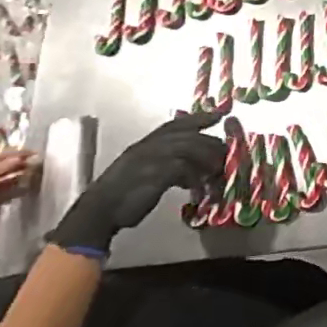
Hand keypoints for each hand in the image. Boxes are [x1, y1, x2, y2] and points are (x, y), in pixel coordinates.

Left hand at [0, 150, 38, 242]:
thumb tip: (17, 160)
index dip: (13, 154)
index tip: (34, 153)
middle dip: (18, 166)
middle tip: (39, 164)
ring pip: (1, 183)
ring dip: (17, 179)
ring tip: (36, 176)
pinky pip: (0, 198)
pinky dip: (13, 193)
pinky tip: (25, 190)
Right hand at [47, 112, 225, 254]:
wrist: (99, 211)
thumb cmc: (122, 197)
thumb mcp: (146, 175)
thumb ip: (168, 168)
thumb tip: (192, 172)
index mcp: (145, 144)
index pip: (176, 124)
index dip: (198, 118)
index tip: (219, 114)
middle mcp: (148, 146)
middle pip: (189, 136)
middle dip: (211, 146)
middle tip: (227, 159)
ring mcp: (150, 157)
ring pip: (189, 148)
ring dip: (207, 162)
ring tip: (217, 176)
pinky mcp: (154, 173)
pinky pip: (183, 168)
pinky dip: (195, 181)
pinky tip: (198, 194)